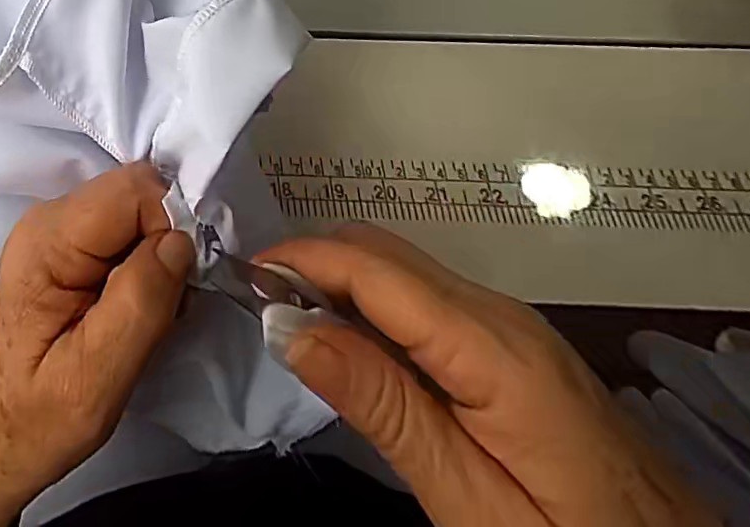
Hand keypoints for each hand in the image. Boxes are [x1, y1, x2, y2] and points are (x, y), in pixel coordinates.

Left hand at [0, 163, 196, 526]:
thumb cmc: (41, 413)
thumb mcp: (96, 377)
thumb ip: (139, 303)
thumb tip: (179, 240)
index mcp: (47, 241)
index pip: (132, 191)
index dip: (168, 229)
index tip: (175, 288)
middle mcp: (48, 219)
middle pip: (133, 192)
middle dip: (167, 241)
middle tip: (166, 305)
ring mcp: (55, 226)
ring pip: (133, 208)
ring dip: (158, 255)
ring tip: (147, 313)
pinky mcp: (66, 242)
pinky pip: (122, 227)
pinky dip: (143, 261)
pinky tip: (133, 305)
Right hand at [256, 224, 719, 526]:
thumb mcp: (475, 505)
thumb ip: (382, 407)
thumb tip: (286, 327)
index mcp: (494, 349)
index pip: (369, 268)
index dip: (296, 261)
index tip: (242, 282)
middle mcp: (500, 314)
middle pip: (377, 248)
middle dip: (308, 262)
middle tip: (264, 311)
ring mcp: (508, 323)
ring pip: (392, 263)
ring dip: (332, 279)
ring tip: (297, 328)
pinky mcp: (508, 339)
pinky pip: (415, 291)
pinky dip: (364, 299)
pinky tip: (351, 345)